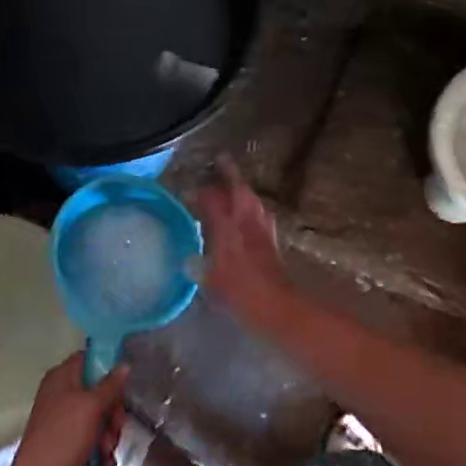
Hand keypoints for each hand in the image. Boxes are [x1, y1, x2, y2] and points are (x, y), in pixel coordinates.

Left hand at [0, 353, 127, 465]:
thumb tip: (124, 365)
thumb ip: (111, 384)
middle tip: (115, 425)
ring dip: (108, 433)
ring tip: (107, 449)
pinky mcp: (64, 444)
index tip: (121, 385)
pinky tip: (103, 460)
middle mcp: (60, 394)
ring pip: (97, 416)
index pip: (89, 358)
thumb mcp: (93, 405)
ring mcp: (61, 420)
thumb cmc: (64, 437)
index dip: (107, 368)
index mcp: (61, 376)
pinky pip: (89, 437)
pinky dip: (99, 447)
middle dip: (112, 410)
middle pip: (97, 390)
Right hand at [196, 155, 292, 319]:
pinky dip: (250, 204)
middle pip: (239, 188)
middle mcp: (246, 220)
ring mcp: (262, 226)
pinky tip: (244, 212)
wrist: (276, 304)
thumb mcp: (212, 280)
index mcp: (228, 226)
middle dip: (229, 173)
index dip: (201, 193)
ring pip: (251, 198)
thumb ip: (198, 266)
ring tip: (230, 184)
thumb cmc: (240, 292)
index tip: (189, 192)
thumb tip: (189, 261)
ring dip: (241, 188)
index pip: (213, 199)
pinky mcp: (271, 237)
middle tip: (220, 161)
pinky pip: (258, 211)